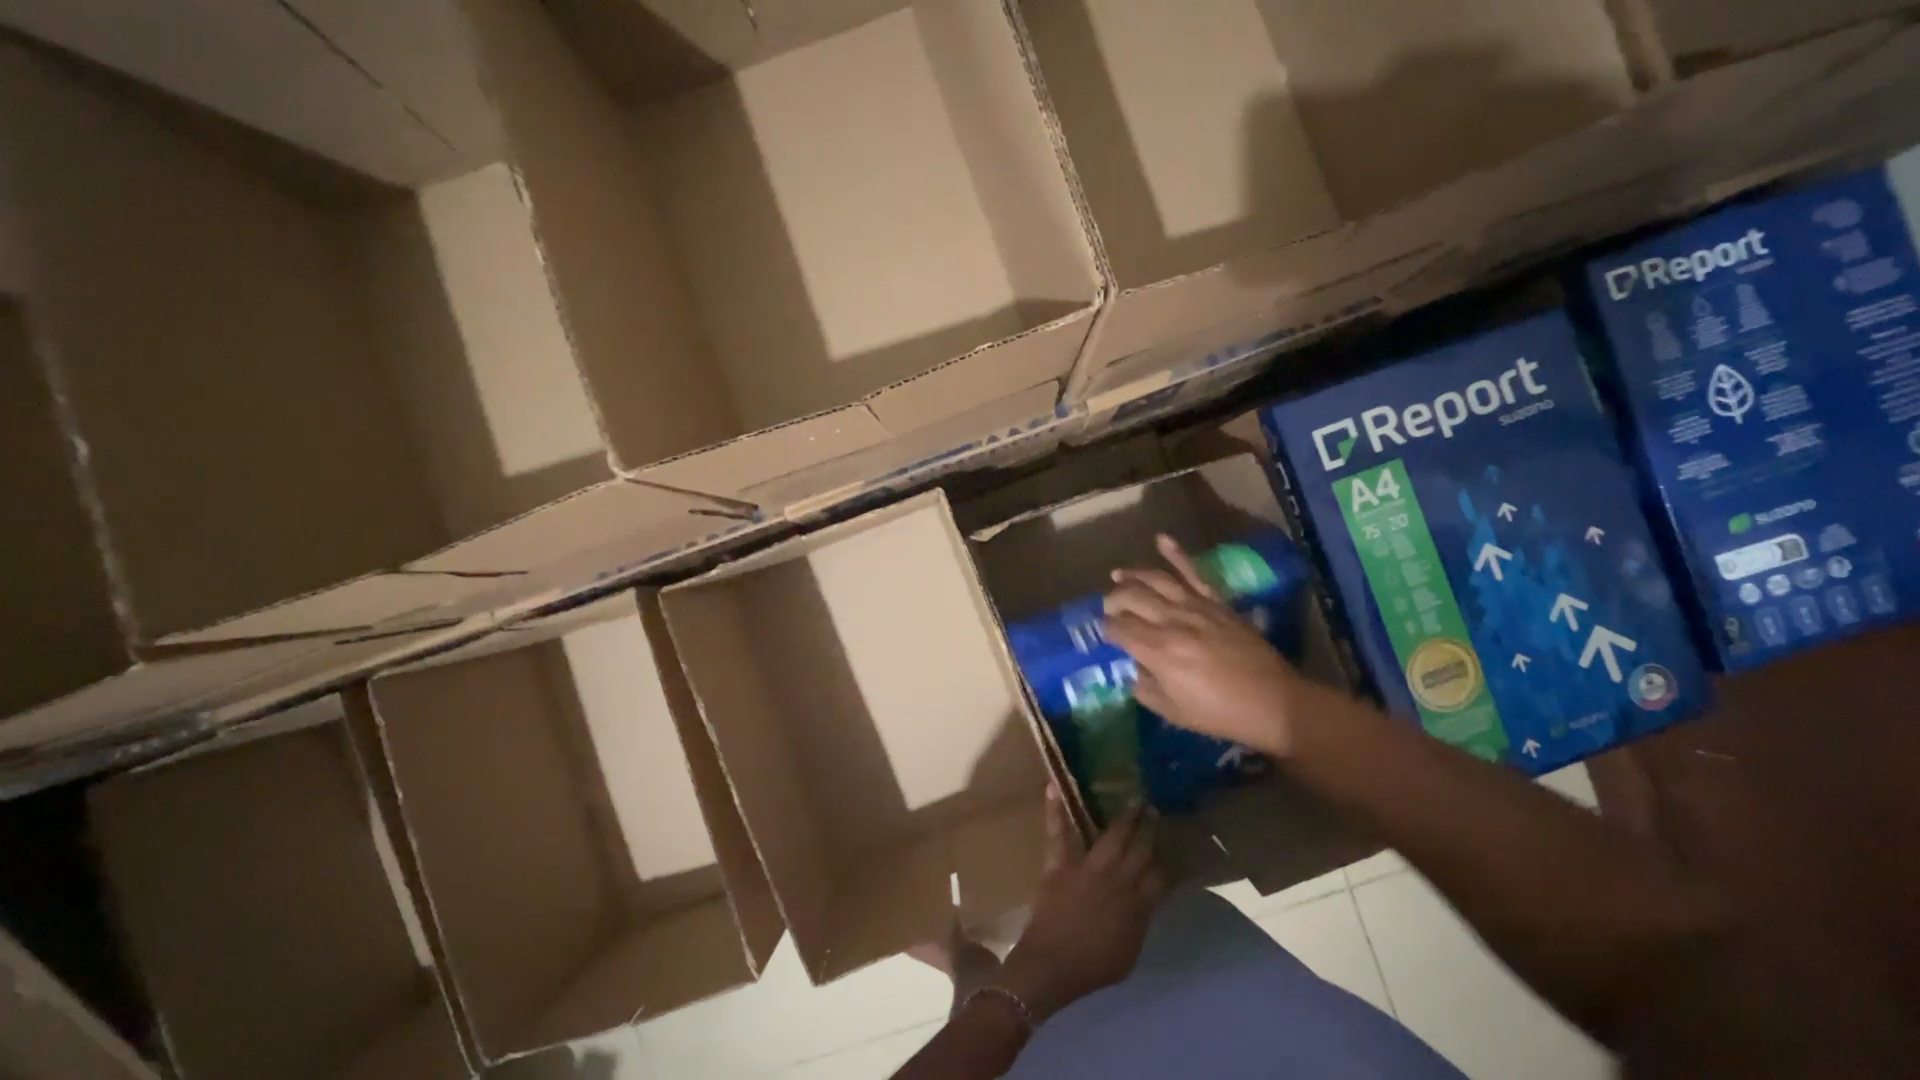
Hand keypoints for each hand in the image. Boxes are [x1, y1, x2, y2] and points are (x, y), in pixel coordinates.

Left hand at [996, 788, 1164, 1022]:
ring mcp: (1089, 869)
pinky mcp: (1060, 865)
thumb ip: (1140, 923)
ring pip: (1111, 836)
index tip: (1172, 844)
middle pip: (1140, 849)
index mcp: (1137, 905)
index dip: (1167, 859)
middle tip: (1155, 806)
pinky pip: (1059, 834)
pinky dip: (1054, 811)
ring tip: (1133, 798)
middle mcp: (1118, 881)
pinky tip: (1053, 787)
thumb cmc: (1093, 966)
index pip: (1160, 876)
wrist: (1053, 965)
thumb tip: (1146, 903)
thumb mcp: (1129, 953)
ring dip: (1124, 816)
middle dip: (1149, 827)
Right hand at [1104, 534, 1310, 756]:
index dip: (1107, 630)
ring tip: (1117, 575)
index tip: (1105, 634)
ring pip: (1156, 579)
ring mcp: (1196, 607)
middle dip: (1114, 601)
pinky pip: (1193, 572)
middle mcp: (1173, 621)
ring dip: (1133, 575)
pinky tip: (1161, 539)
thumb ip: (1145, 687)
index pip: (1120, 629)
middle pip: (1131, 598)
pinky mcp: (1217, 602)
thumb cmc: (1220, 713)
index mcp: (1159, 650)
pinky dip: (1176, 553)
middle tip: (1109, 610)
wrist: (1273, 702)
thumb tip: (1137, 668)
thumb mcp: (1172, 711)